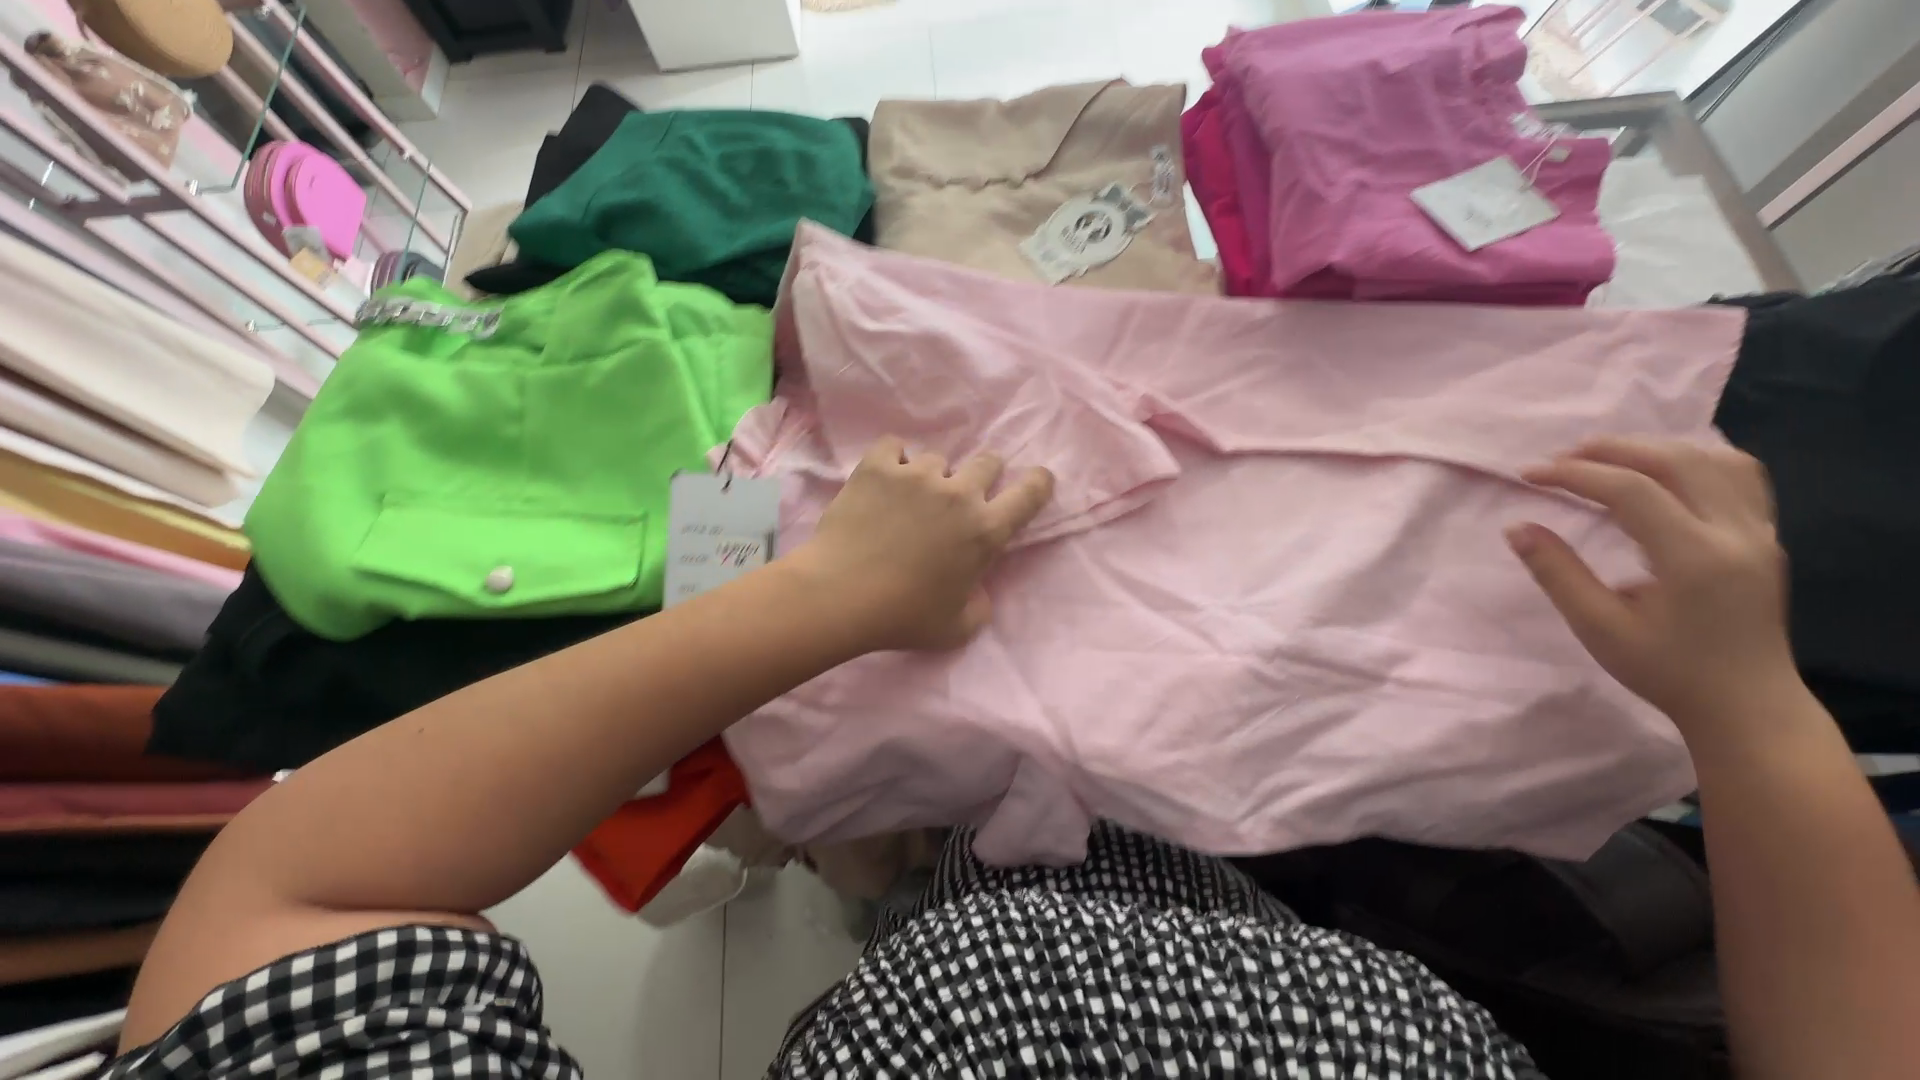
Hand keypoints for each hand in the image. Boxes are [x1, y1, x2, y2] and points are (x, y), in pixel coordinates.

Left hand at [792, 437, 1054, 651]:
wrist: (840, 595)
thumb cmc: (903, 617)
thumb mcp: (956, 628)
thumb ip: (979, 606)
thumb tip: (977, 590)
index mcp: (986, 531)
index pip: (1030, 493)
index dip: (1038, 483)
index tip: (1035, 481)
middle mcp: (959, 494)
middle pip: (987, 462)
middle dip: (981, 476)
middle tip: (960, 498)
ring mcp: (918, 475)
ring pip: (937, 460)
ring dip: (930, 477)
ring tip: (908, 500)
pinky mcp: (878, 466)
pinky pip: (894, 446)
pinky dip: (892, 460)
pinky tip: (882, 479)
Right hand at [1507, 437, 1801, 733]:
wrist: (1746, 704)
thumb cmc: (1666, 671)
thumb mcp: (1598, 627)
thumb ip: (1558, 573)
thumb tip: (1517, 528)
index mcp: (1693, 558)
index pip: (1631, 491)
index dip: (1574, 474)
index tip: (1529, 475)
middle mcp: (1735, 533)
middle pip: (1676, 461)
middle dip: (1612, 450)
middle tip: (1562, 458)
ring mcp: (1759, 532)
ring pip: (1714, 460)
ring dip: (1654, 449)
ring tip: (1608, 459)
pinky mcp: (1766, 537)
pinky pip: (1740, 477)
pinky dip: (1696, 460)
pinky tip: (1663, 472)